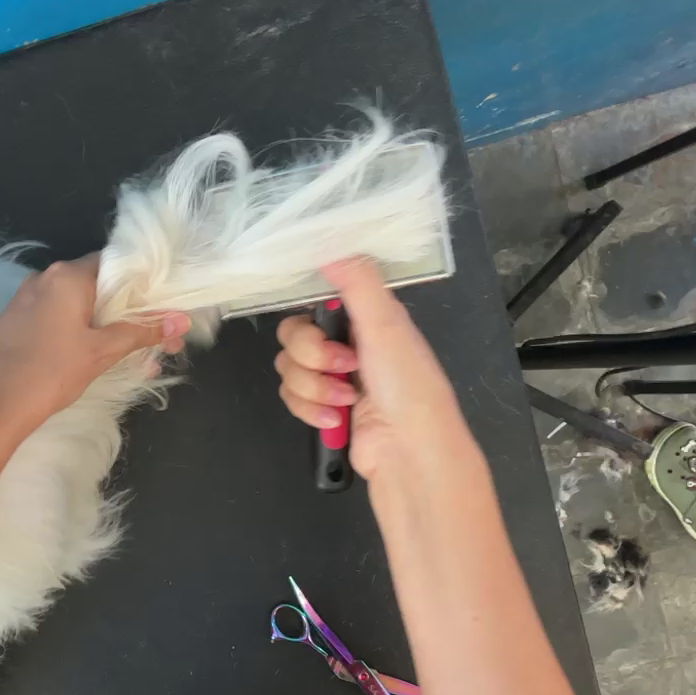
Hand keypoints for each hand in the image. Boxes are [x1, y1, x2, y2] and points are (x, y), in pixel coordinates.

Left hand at [0, 255, 189, 444]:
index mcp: (68, 275)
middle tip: (156, 339)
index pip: (116, 262)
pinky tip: (97, 357)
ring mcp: (26, 299)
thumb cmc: (49, 374)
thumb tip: (180, 320)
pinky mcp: (16, 321)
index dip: (144, 283)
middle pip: (98, 284)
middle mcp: (45, 277)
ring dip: (106, 325)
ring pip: (78, 304)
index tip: (164, 307)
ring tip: (133, 355)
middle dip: (129, 310)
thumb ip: (141, 332)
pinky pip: (58, 318)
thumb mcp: (101, 352)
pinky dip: (80, 332)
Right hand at [273, 258, 464, 481]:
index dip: (309, 324)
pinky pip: (291, 400)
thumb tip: (330, 245)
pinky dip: (312, 411)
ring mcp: (331, 380)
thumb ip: (357, 284)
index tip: (324, 332)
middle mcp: (344, 347)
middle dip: (311, 360)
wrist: (407, 449)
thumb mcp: (387, 325)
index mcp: (363, 322)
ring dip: (315, 389)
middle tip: (343, 368)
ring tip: (347, 401)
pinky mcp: (320, 409)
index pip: (310, 308)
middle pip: (291, 341)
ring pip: (288, 373)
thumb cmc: (407, 386)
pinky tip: (338, 418)